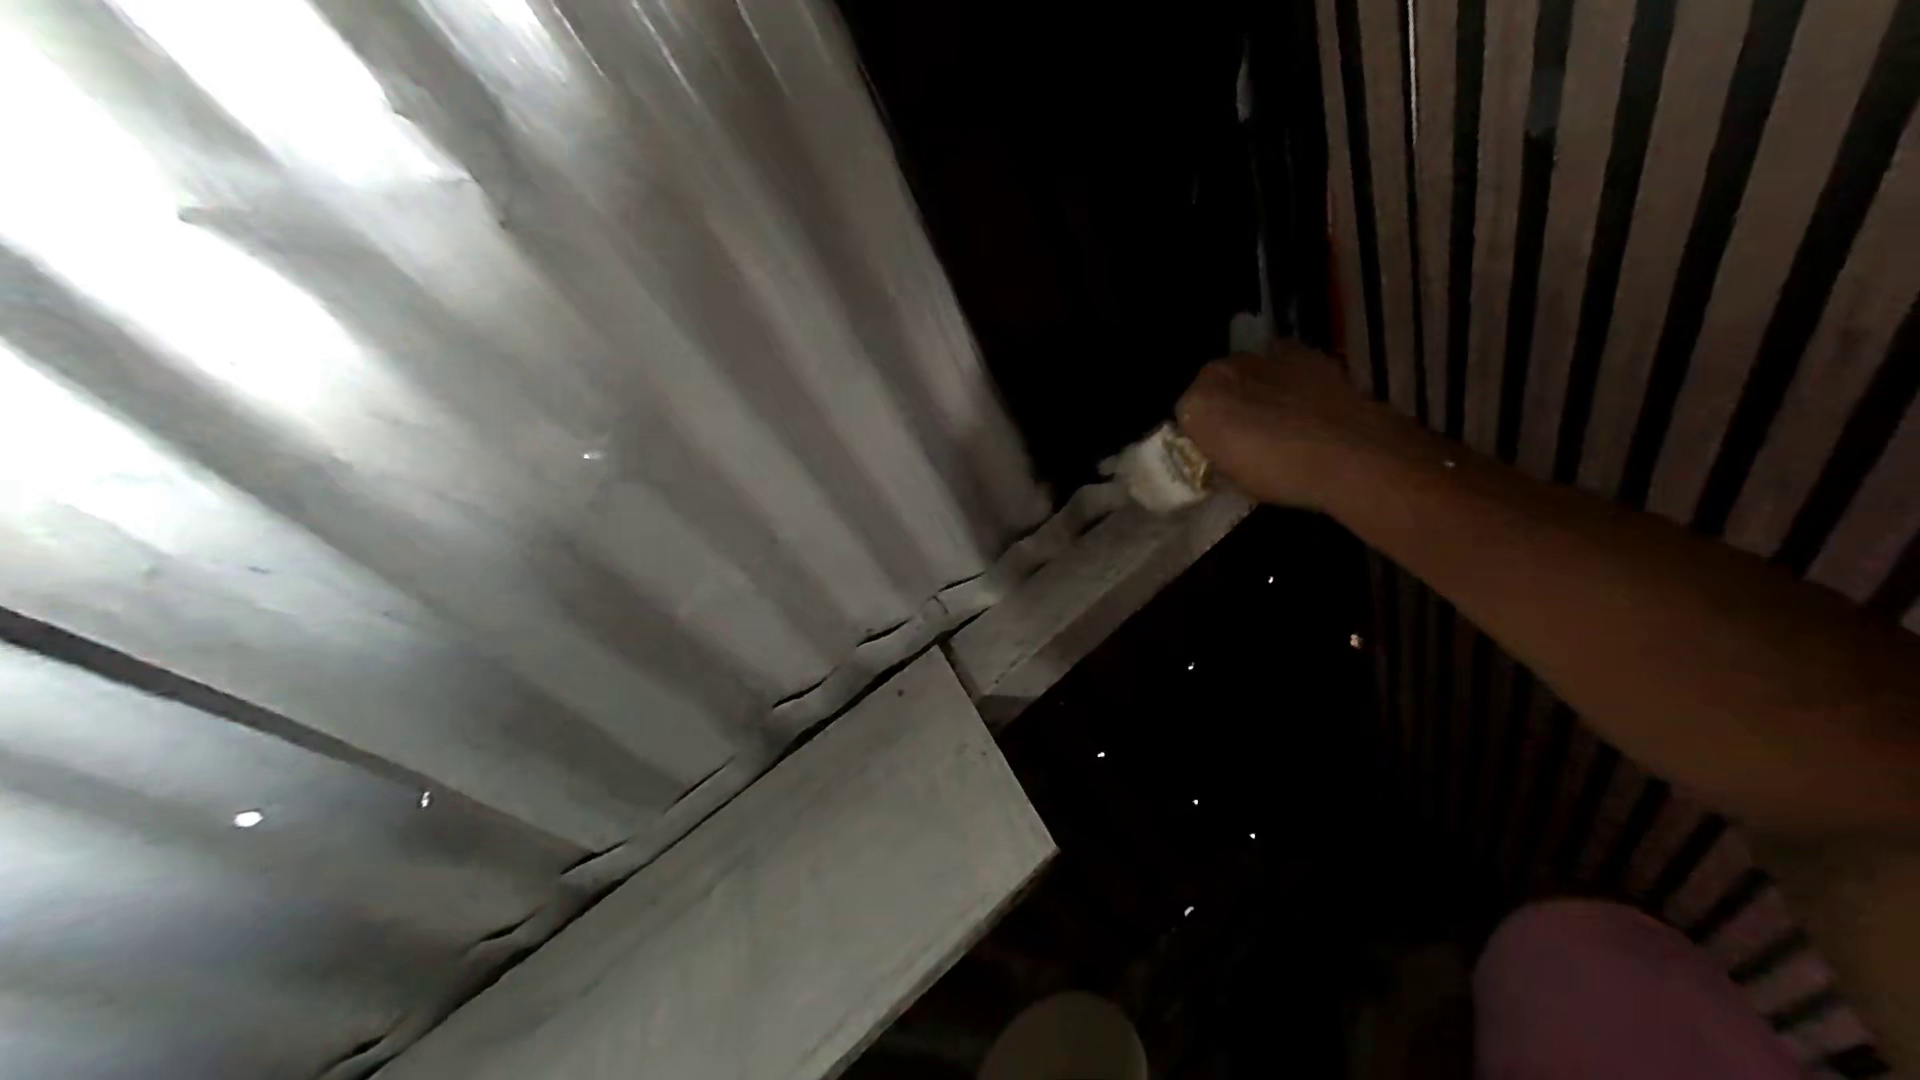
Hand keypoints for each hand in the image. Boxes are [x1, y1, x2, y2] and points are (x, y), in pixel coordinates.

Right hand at [1174, 344, 1372, 510]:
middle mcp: (1221, 371)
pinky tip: (1305, 405)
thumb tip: (1223, 447)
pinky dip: (1287, 379)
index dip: (1203, 434)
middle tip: (1248, 434)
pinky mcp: (1303, 351)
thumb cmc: (1280, 475)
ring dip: (1256, 389)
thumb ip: (1218, 452)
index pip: (1186, 415)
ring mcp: (1263, 356)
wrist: (1350, 454)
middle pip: (1215, 386)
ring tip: (1281, 420)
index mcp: (1196, 404)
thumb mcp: (1232, 478)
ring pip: (1248, 373)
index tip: (1220, 451)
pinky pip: (1283, 364)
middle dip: (1227, 404)